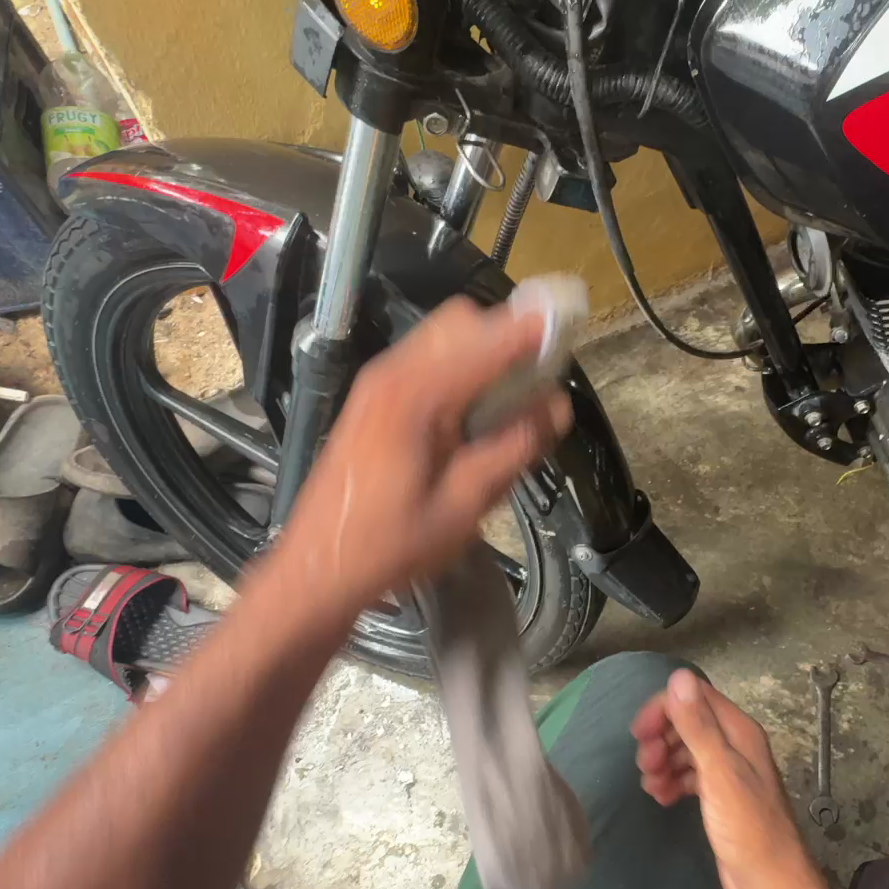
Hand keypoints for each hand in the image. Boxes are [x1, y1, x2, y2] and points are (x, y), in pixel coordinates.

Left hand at [269, 295, 572, 614]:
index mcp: (417, 397)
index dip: (533, 330)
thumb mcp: (464, 506)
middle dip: (508, 337)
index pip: (486, 341)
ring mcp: (379, 383)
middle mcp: (394, 375)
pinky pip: (429, 359)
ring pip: (445, 336)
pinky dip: (463, 367)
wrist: (318, 567)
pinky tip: (479, 410)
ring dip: (486, 351)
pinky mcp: (375, 398)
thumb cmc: (391, 544)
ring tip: (517, 394)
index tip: (570, 326)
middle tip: (542, 375)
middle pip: (463, 322)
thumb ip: (514, 449)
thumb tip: (557, 407)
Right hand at [631, 670, 824, 888]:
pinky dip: (672, 781)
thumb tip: (678, 677)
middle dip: (660, 738)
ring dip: (663, 761)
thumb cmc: (747, 826)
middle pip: (688, 722)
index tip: (639, 734)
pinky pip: (689, 776)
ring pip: (685, 750)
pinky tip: (661, 798)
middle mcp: (735, 744)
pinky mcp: (720, 797)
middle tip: (645, 766)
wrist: (769, 884)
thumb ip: (697, 725)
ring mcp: (728, 771)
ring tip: (652, 787)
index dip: (664, 708)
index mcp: (739, 731)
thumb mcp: (719, 772)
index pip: (695, 697)